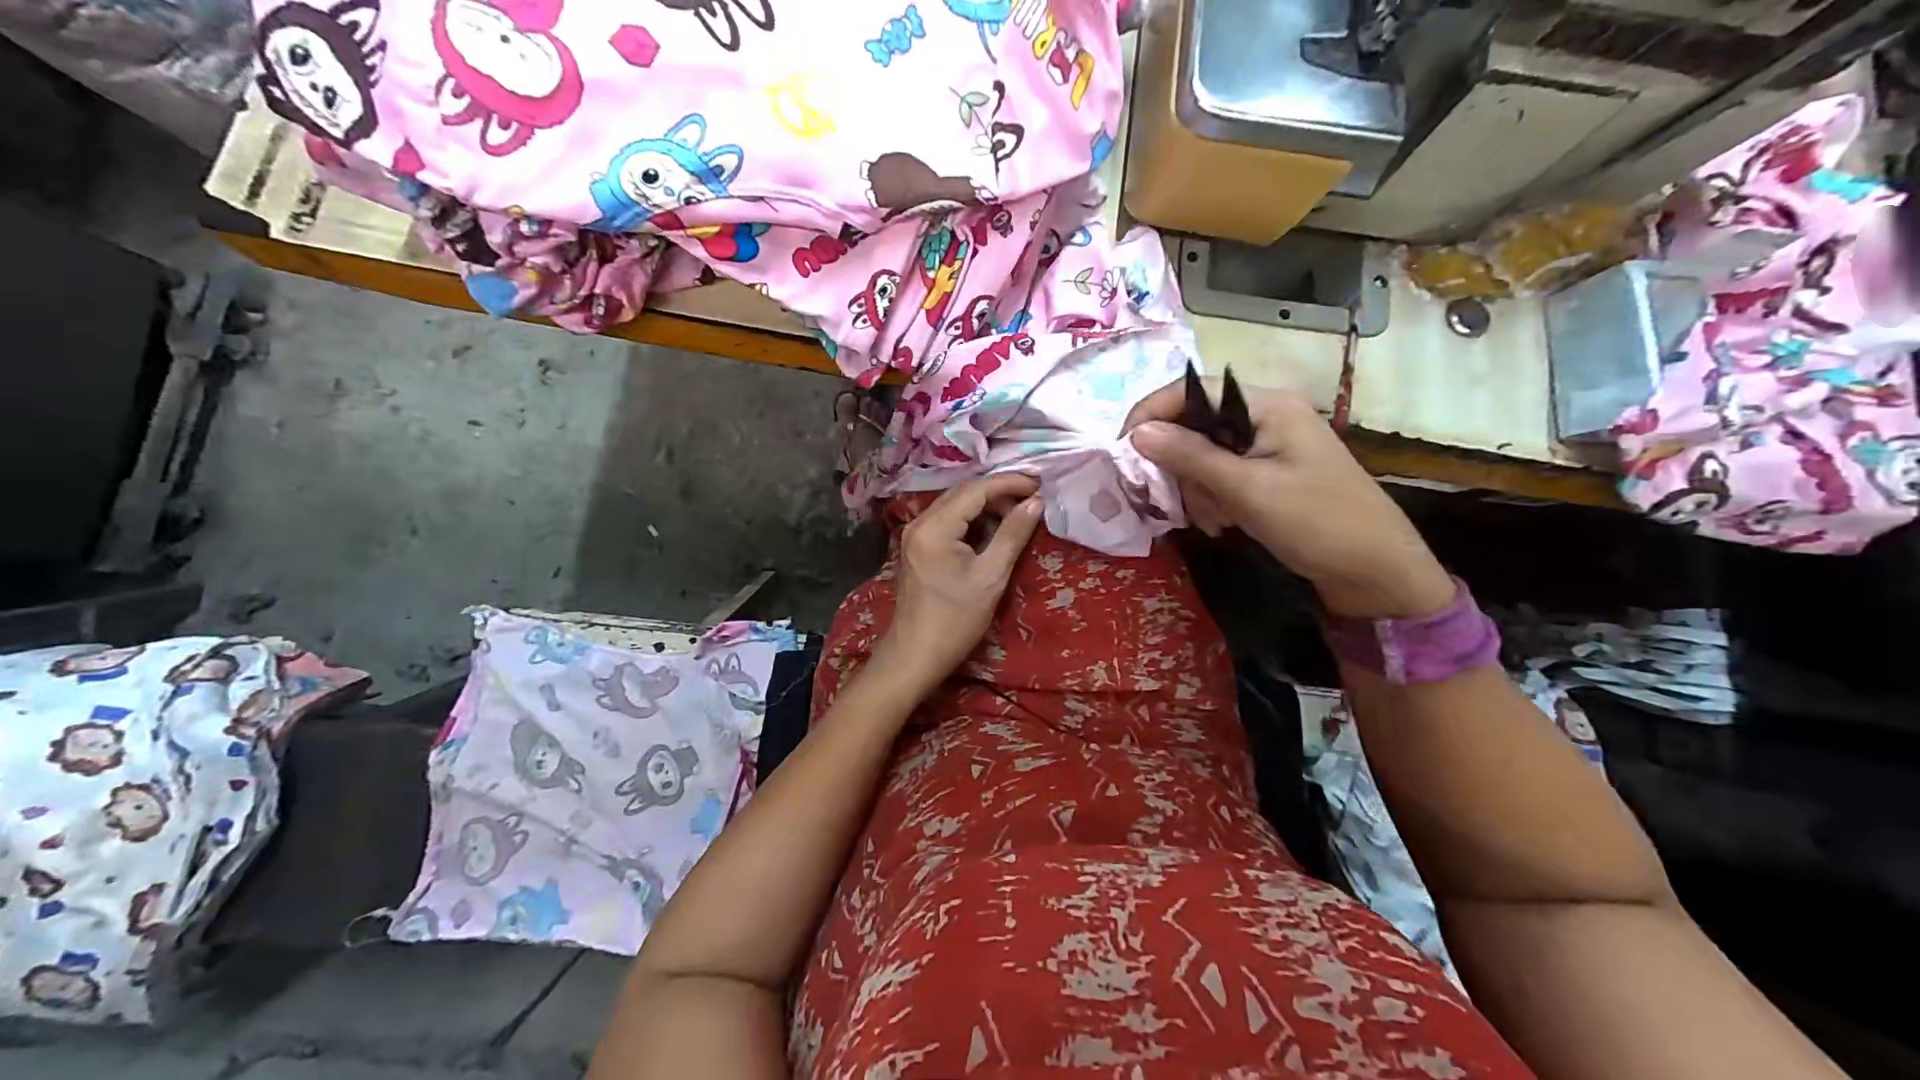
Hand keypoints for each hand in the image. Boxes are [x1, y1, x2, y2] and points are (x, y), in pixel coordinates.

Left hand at [875, 473, 1044, 693]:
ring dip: (986, 504)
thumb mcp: (991, 576)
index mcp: (935, 527)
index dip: (1010, 483)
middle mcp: (920, 521)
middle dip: (999, 491)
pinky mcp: (917, 545)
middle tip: (1033, 499)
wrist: (916, 653)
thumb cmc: (956, 619)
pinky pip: (948, 519)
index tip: (1040, 484)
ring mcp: (915, 533)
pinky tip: (994, 528)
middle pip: (963, 492)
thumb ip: (1013, 534)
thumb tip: (1036, 502)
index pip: (976, 489)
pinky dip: (972, 518)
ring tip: (1018, 513)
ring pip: (955, 504)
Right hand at [1125, 381, 1454, 619]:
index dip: (1152, 414)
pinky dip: (1213, 500)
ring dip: (1197, 490)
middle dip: (1181, 466)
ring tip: (1216, 522)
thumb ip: (1190, 457)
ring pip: (1203, 457)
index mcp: (1268, 406)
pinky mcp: (1269, 475)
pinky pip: (1221, 478)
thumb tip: (1137, 432)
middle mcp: (1266, 417)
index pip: (1193, 392)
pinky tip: (1225, 525)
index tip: (1123, 450)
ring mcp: (1269, 448)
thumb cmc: (1317, 523)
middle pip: (1195, 426)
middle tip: (1182, 502)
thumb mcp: (1247, 490)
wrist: (1376, 572)